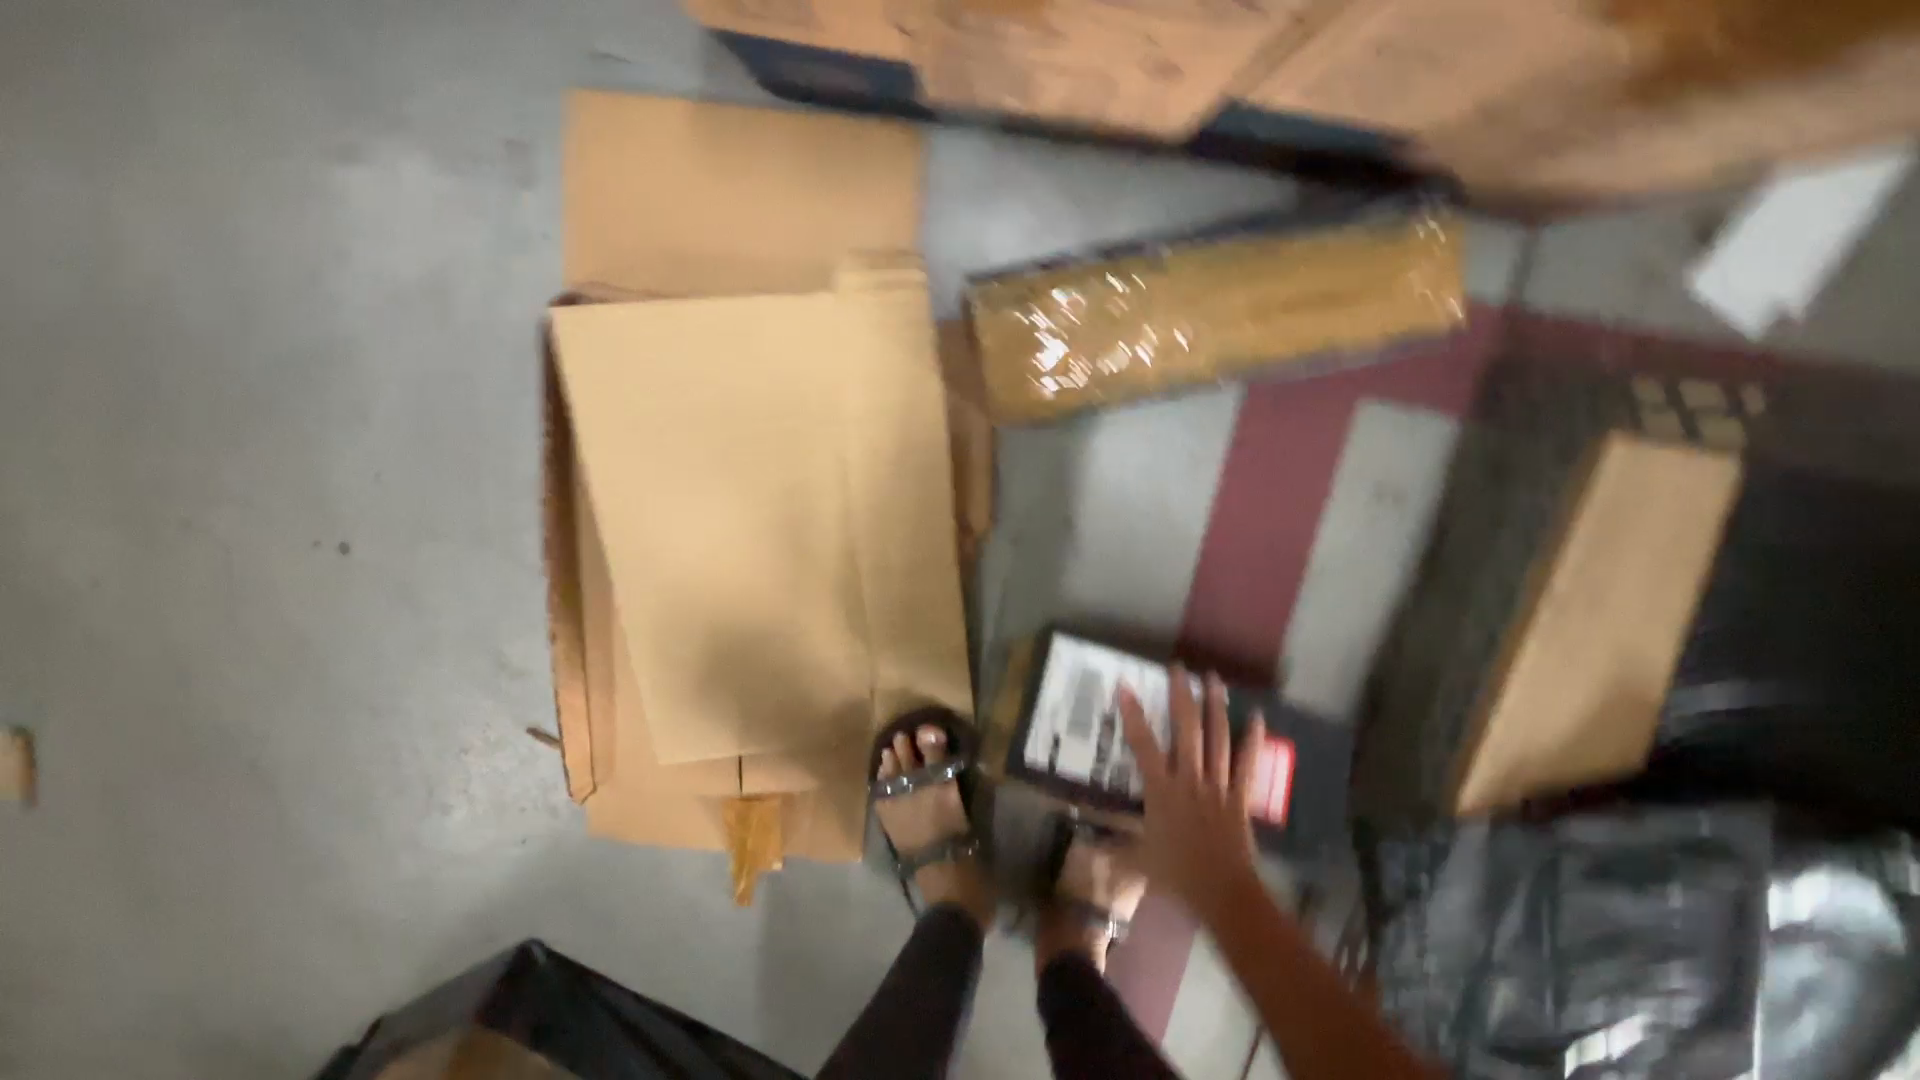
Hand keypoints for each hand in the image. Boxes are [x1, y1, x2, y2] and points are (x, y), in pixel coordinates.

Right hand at [1118, 667, 1264, 922]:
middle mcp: (1189, 778)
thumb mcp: (1137, 861)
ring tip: (1214, 678)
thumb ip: (1112, 849)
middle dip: (1181, 695)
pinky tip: (1258, 716)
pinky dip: (1253, 739)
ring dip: (1216, 705)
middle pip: (1186, 728)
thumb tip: (1084, 845)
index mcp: (1161, 790)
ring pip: (1217, 737)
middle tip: (1179, 667)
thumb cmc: (1176, 875)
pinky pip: (1248, 763)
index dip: (1133, 713)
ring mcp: (1217, 784)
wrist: (1222, 892)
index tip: (1125, 685)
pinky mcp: (1240, 796)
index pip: (1143, 744)